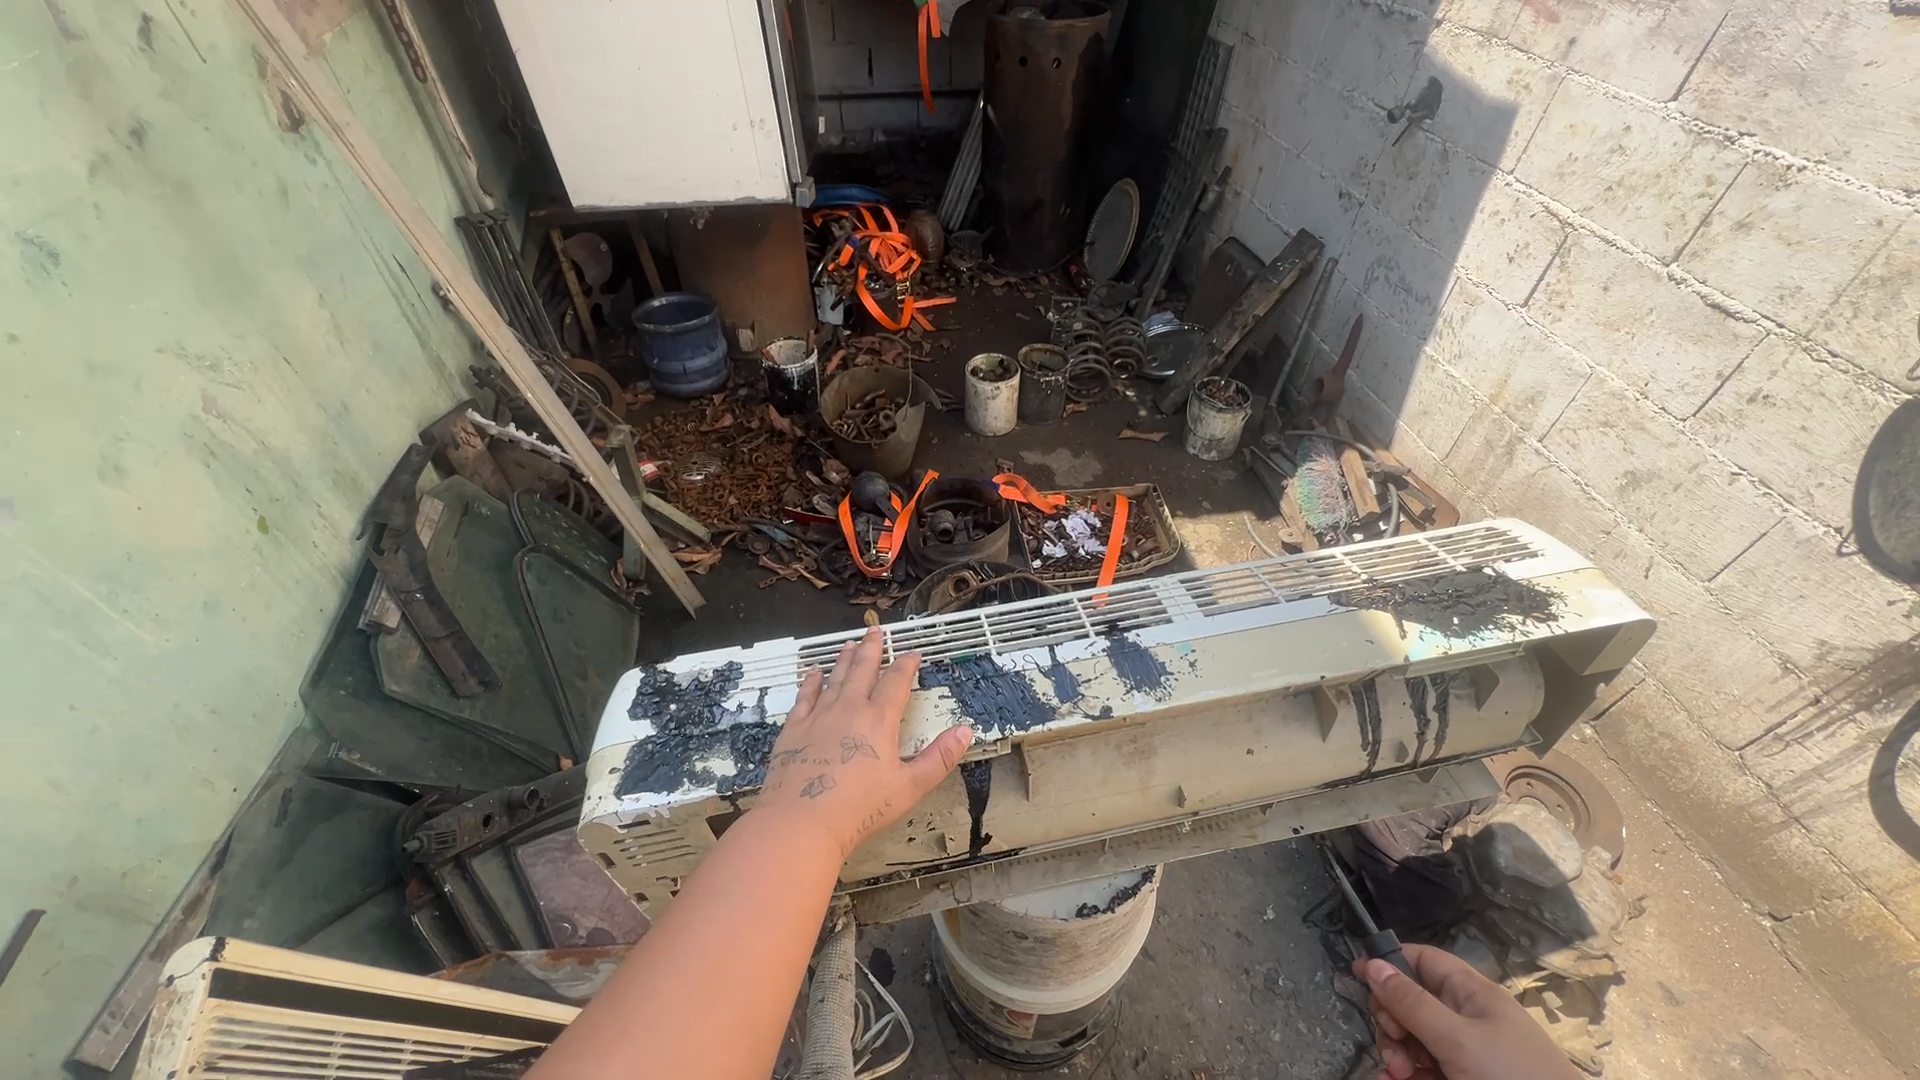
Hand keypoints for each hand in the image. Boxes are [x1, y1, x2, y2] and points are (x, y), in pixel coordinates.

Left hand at [751, 628, 972, 859]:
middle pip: (863, 670)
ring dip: (844, 660)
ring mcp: (818, 716)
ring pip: (834, 678)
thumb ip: (939, 758)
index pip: (896, 682)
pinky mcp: (794, 729)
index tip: (912, 653)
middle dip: (872, 649)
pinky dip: (811, 682)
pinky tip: (813, 674)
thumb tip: (964, 732)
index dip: (906, 665)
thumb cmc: (860, 808)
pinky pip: (804, 697)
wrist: (803, 820)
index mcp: (879, 720)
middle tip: (875, 630)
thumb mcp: (910, 787)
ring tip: (849, 645)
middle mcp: (849, 709)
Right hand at [1353, 944, 1579, 1079]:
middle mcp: (1468, 1020)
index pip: (1424, 960)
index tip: (1358, 976)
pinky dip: (1406, 1074)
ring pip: (1414, 1039)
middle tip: (1392, 1042)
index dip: (1390, 962)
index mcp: (1473, 996)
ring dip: (1396, 1052)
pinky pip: (1424, 1069)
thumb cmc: (1512, 1079)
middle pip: (1412, 1001)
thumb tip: (1372, 963)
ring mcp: (1467, 1055)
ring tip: (1397, 1074)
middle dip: (1392, 1020)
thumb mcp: (1459, 1040)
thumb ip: (1412, 1003)